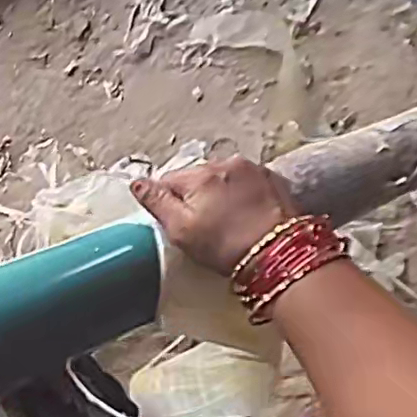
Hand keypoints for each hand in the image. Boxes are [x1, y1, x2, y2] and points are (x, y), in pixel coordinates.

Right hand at [131, 155, 299, 274]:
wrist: (278, 253)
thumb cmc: (226, 246)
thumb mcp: (181, 230)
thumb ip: (157, 202)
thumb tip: (138, 182)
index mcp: (199, 175)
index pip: (168, 181)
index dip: (167, 203)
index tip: (178, 223)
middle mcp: (226, 163)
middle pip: (197, 177)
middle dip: (195, 196)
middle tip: (203, 227)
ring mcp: (253, 169)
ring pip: (223, 178)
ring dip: (220, 194)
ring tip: (227, 222)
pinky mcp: (274, 179)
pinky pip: (247, 183)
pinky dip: (242, 195)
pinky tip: (245, 216)